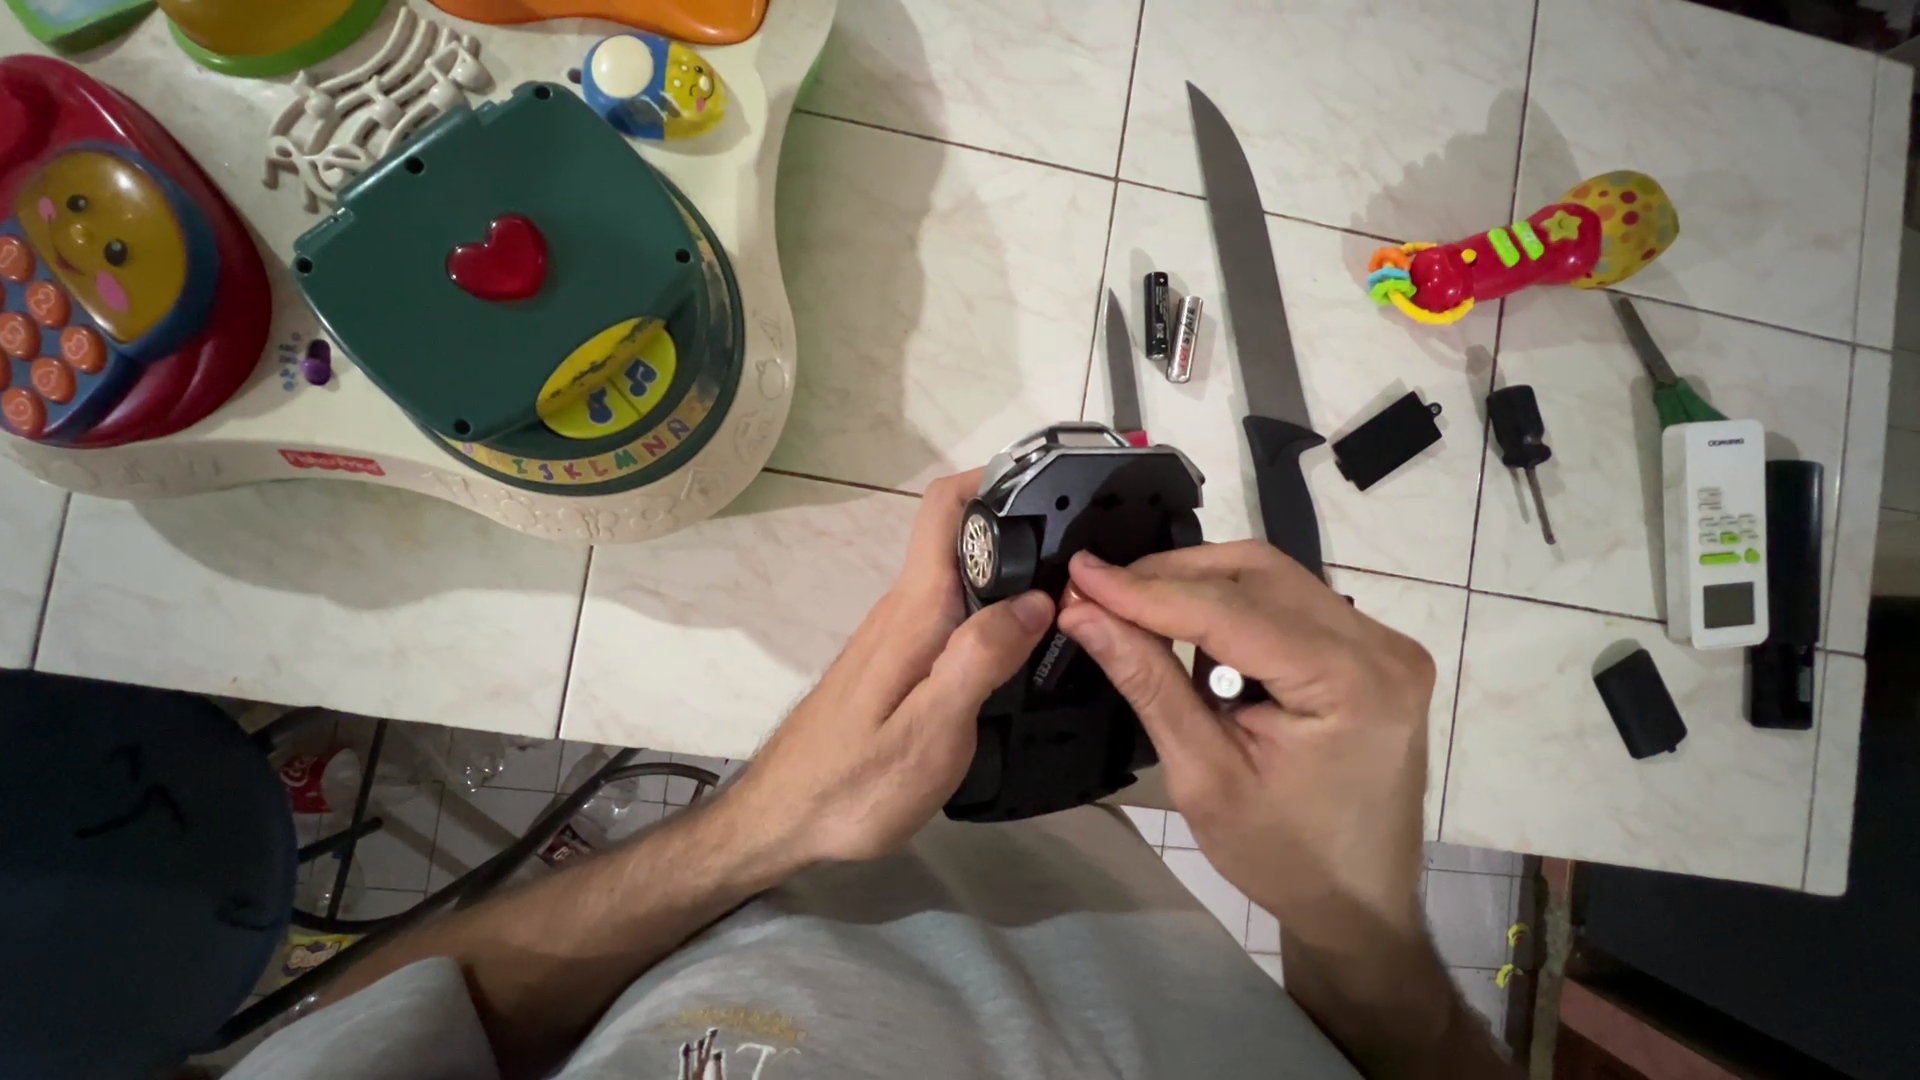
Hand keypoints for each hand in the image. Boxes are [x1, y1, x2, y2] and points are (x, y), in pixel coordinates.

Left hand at [726, 470, 1053, 865]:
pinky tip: (1020, 654)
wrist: (783, 818)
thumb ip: (980, 660)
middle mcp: (904, 608)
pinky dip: (991, 617)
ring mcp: (898, 634)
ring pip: (960, 582)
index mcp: (915, 609)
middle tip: (1086, 565)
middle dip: (1022, 534)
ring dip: (1011, 580)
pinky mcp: (897, 662)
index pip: (944, 509)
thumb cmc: (854, 784)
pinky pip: (951, 617)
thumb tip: (1035, 598)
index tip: (1053, 489)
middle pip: (962, 540)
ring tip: (1069, 608)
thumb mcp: (930, 732)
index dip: (992, 480)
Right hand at [1056, 542, 1434, 947]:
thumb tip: (1082, 614)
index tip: (1078, 573)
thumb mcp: (1202, 774)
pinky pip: (1288, 600)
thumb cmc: (1280, 855)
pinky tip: (1192, 634)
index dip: (1144, 589)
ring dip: (1196, 585)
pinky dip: (1230, 604)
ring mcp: (1382, 643)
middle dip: (1169, 575)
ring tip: (1136, 612)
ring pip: (1270, 576)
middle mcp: (1379, 646)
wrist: (1358, 902)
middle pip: (1256, 572)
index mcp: (1349, 684)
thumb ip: (1147, 681)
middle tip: (1101, 590)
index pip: (1228, 610)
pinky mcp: (1370, 650)